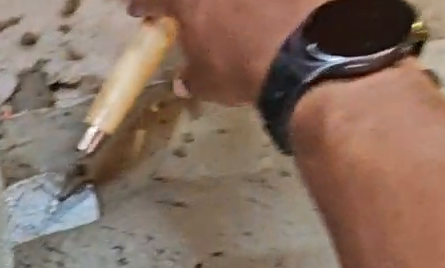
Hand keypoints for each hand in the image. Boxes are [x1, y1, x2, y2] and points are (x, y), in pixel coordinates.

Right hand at [128, 0, 316, 104]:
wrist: (306, 51)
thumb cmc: (243, 69)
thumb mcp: (207, 83)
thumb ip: (192, 76)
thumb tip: (183, 80)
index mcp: (191, 2)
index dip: (144, 4)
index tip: (137, 9)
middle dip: (185, 2)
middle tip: (186, 9)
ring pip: (230, 0)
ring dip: (227, 6)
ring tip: (227, 12)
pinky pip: (266, 2)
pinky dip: (262, 6)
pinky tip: (264, 11)